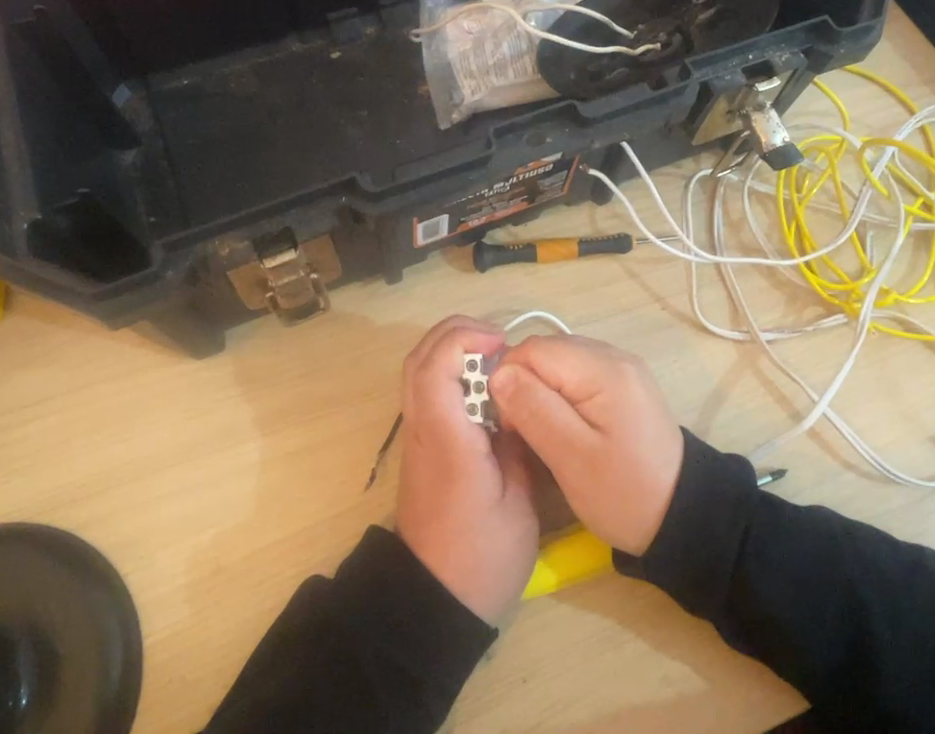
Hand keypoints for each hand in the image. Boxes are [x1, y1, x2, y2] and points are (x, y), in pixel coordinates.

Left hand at [396, 316, 539, 624]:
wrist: (433, 600)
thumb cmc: (482, 558)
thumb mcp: (518, 503)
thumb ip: (515, 444)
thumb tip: (514, 403)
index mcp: (448, 441)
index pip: (436, 368)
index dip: (464, 340)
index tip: (502, 343)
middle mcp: (423, 431)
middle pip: (418, 359)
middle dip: (454, 333)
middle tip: (497, 338)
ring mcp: (416, 440)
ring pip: (416, 374)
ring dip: (448, 351)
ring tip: (492, 356)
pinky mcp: (420, 451)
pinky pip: (424, 393)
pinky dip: (447, 374)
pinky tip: (482, 389)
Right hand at [490, 334, 681, 556]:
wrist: (683, 514)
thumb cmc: (624, 493)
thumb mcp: (573, 458)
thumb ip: (535, 410)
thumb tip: (498, 374)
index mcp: (604, 370)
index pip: (532, 349)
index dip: (508, 379)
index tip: (508, 422)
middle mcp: (614, 356)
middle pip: (546, 350)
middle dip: (522, 383)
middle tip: (522, 431)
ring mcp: (621, 368)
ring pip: (558, 361)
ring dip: (539, 389)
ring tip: (541, 431)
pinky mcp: (623, 384)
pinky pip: (576, 374)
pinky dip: (559, 393)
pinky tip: (561, 425)